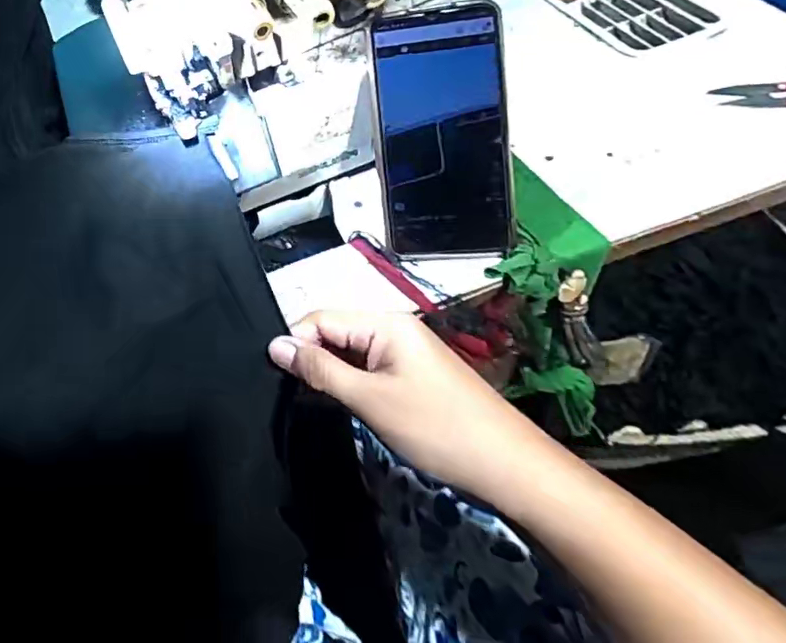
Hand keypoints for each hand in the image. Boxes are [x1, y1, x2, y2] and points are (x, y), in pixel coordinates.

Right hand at [267, 310, 554, 499]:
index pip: (321, 318)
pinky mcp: (415, 374)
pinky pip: (371, 367)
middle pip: (336, 332)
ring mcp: (408, 351)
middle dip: (312, 356)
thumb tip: (275, 345)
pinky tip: (346, 403)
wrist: (511, 467)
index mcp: (385, 323)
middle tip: (290, 391)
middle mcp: (395, 328)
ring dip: (332, 372)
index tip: (274, 373)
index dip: (295, 342)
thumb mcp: (370, 400)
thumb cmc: (437, 428)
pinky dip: (354, 382)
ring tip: (314, 399)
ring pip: (353, 352)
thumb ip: (320, 370)